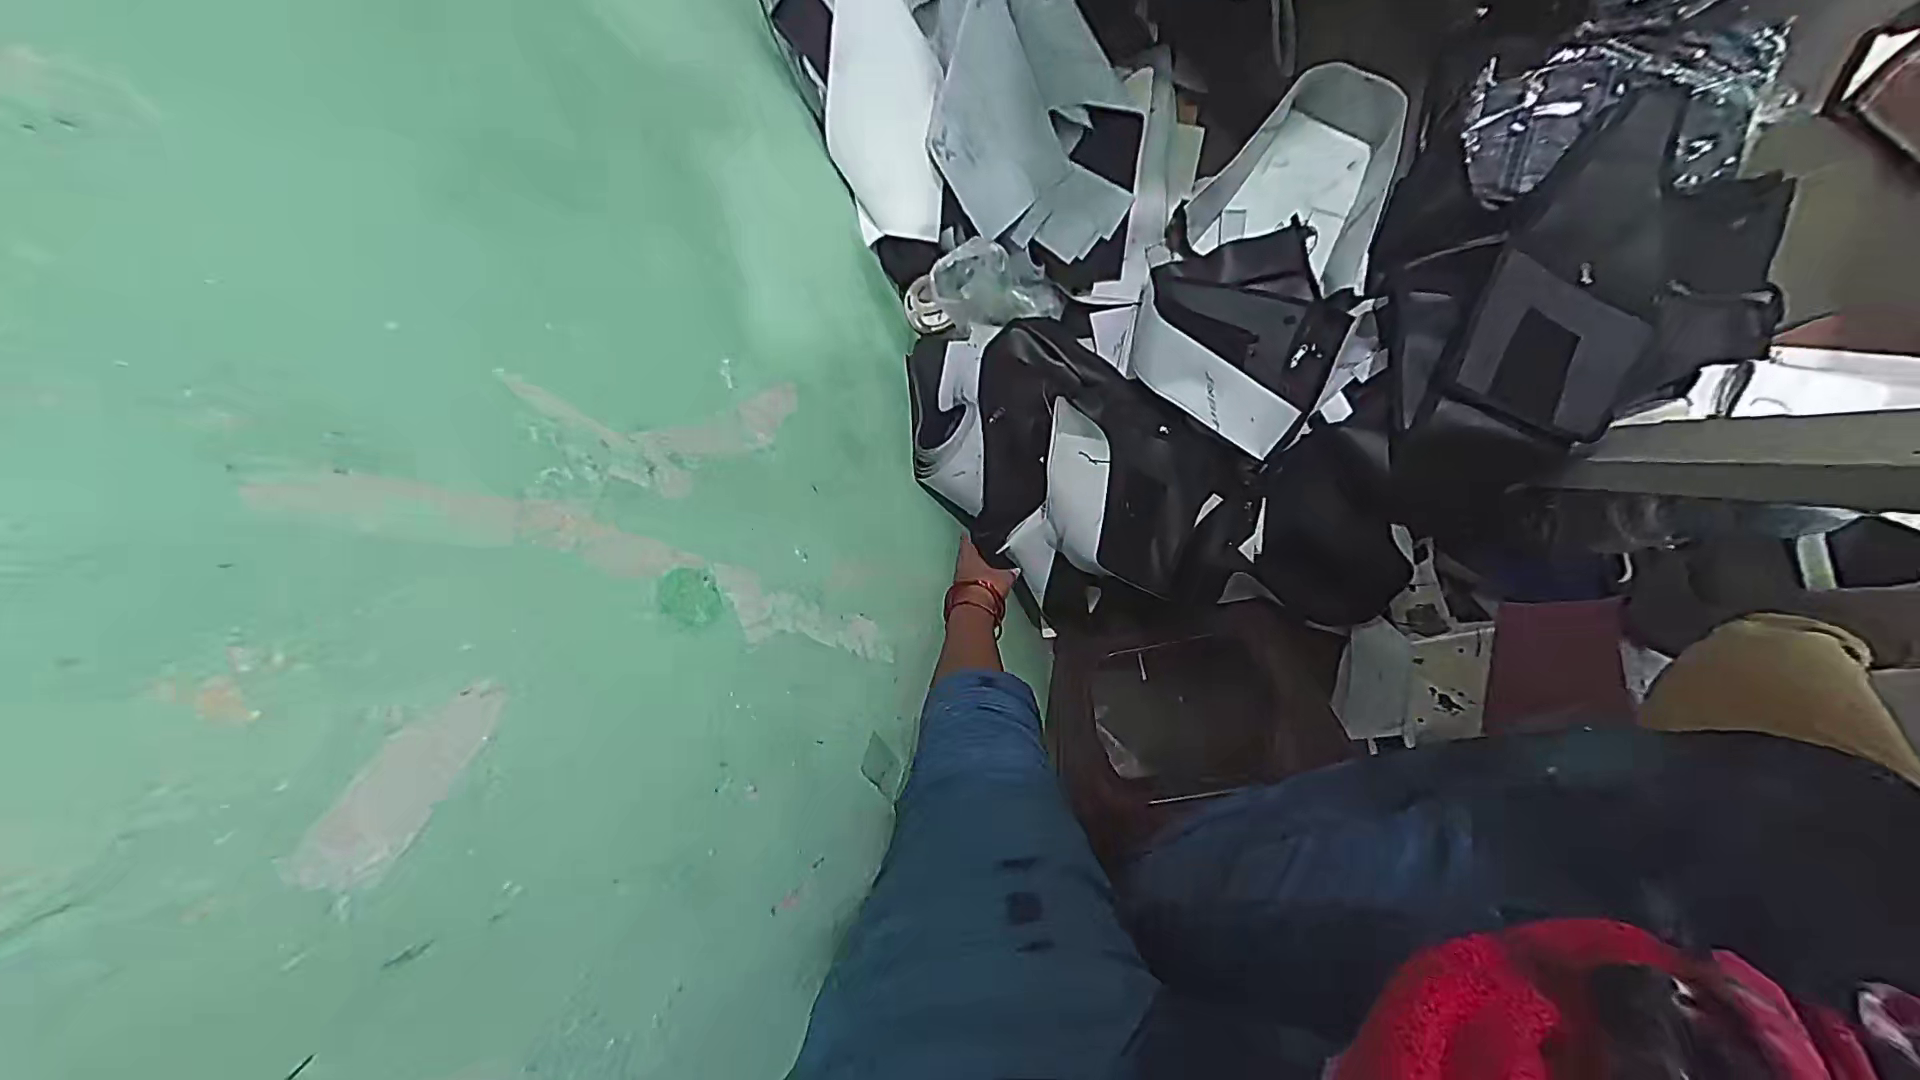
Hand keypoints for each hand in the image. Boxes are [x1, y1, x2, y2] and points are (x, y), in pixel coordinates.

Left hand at [954, 533, 1017, 603]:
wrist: (975, 608)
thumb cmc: (984, 586)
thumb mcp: (1005, 576)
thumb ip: (1010, 571)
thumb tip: (1015, 571)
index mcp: (967, 554)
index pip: (967, 539)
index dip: (969, 535)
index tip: (969, 532)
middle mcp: (960, 566)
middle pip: (965, 556)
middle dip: (973, 555)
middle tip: (980, 552)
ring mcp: (958, 580)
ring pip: (966, 570)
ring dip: (974, 570)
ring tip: (985, 571)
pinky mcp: (960, 593)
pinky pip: (969, 584)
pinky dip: (975, 583)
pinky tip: (984, 587)